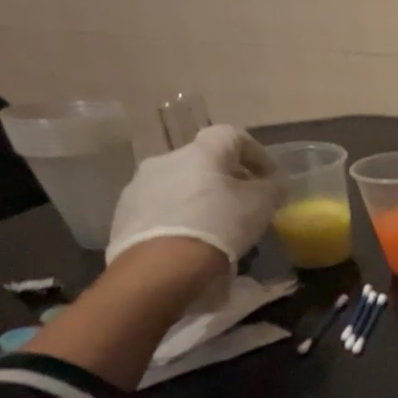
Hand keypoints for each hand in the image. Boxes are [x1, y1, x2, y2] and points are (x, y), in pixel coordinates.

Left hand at [106, 124, 285, 264]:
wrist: (163, 263)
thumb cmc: (221, 223)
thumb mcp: (263, 204)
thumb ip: (272, 187)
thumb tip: (272, 183)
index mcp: (200, 153)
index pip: (231, 135)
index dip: (255, 152)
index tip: (270, 176)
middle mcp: (165, 160)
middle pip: (202, 161)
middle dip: (226, 178)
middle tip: (244, 203)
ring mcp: (139, 186)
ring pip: (179, 184)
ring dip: (200, 197)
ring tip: (217, 226)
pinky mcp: (125, 212)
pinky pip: (160, 207)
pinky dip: (180, 216)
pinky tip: (192, 239)